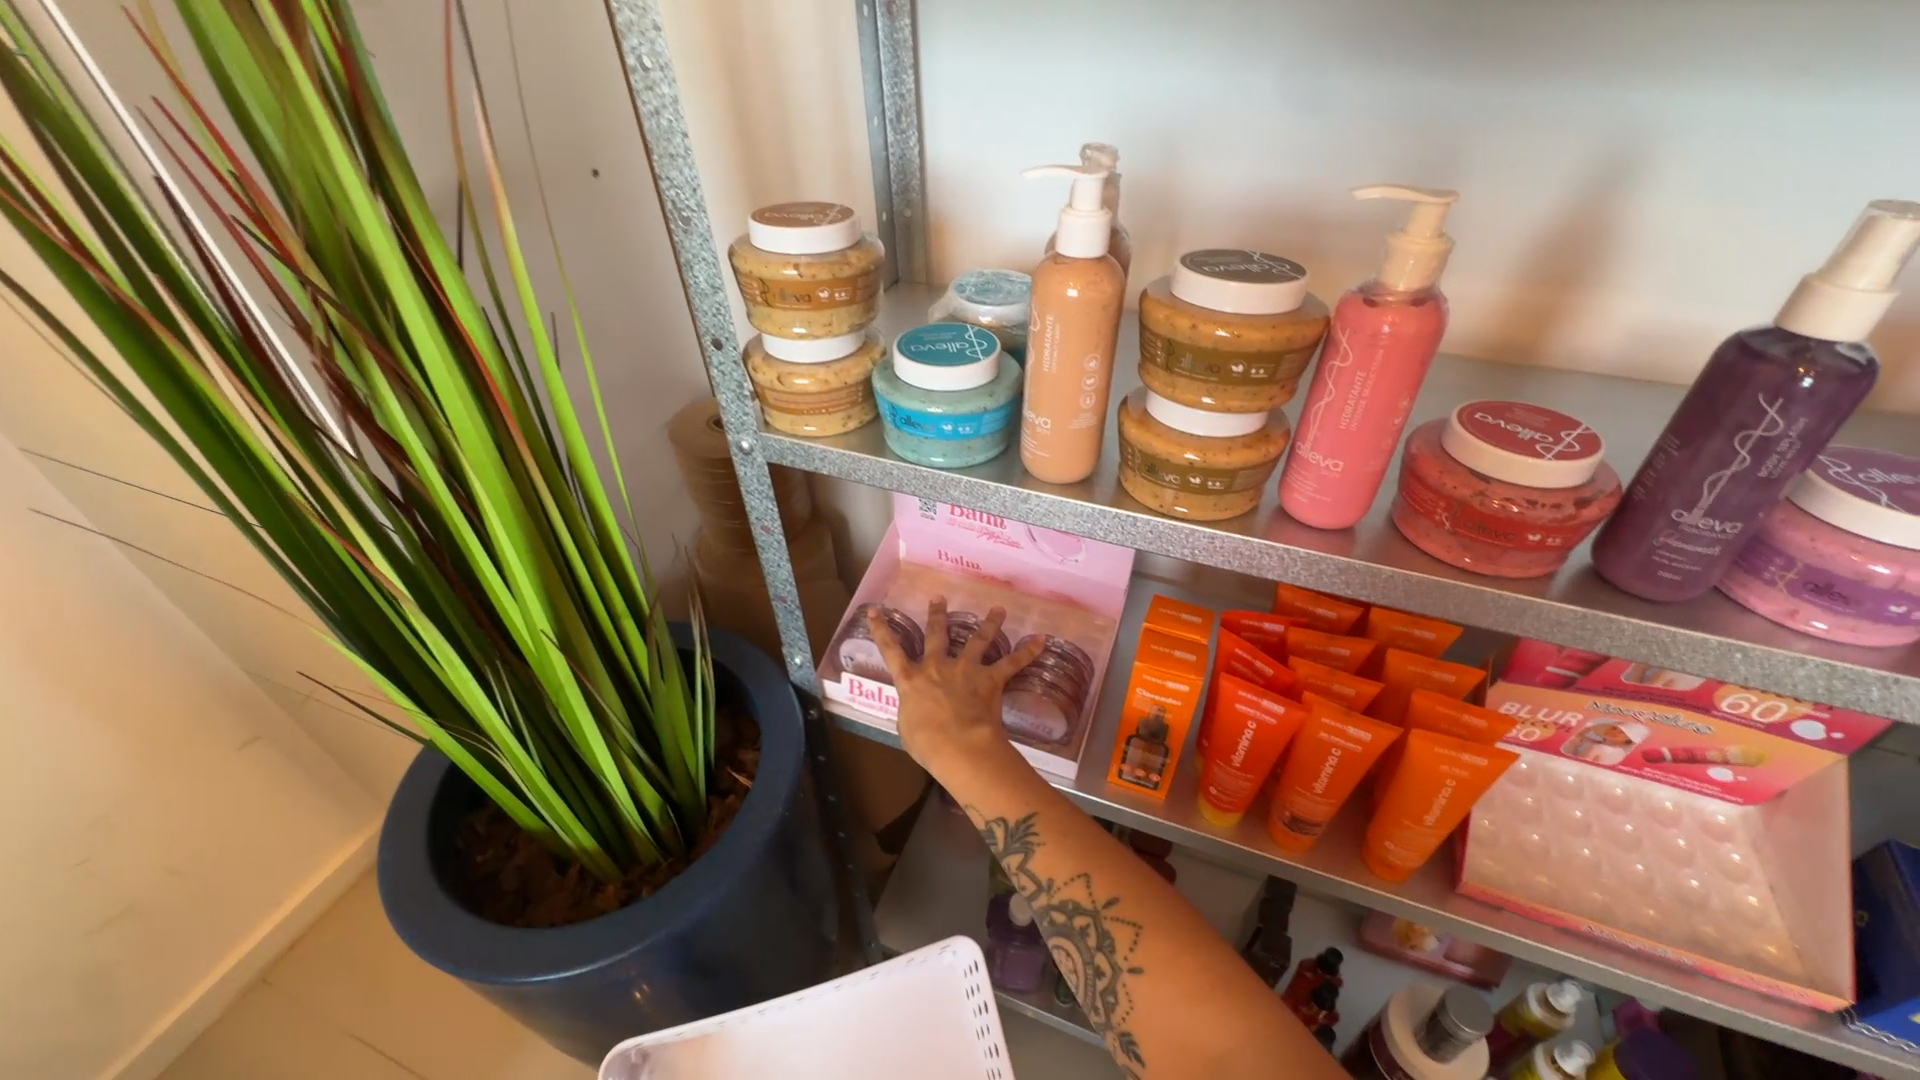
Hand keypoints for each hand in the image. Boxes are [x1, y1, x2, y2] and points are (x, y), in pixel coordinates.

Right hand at [867, 598, 1046, 775]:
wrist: (958, 745)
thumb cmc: (926, 743)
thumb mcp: (906, 728)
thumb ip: (911, 711)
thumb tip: (917, 709)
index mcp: (911, 680)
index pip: (890, 651)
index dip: (881, 631)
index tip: (875, 611)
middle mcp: (937, 667)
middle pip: (937, 635)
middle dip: (938, 615)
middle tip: (940, 598)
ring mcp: (965, 670)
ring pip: (978, 640)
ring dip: (989, 623)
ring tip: (998, 609)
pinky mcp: (989, 679)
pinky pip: (1012, 663)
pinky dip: (1028, 652)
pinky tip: (1042, 640)